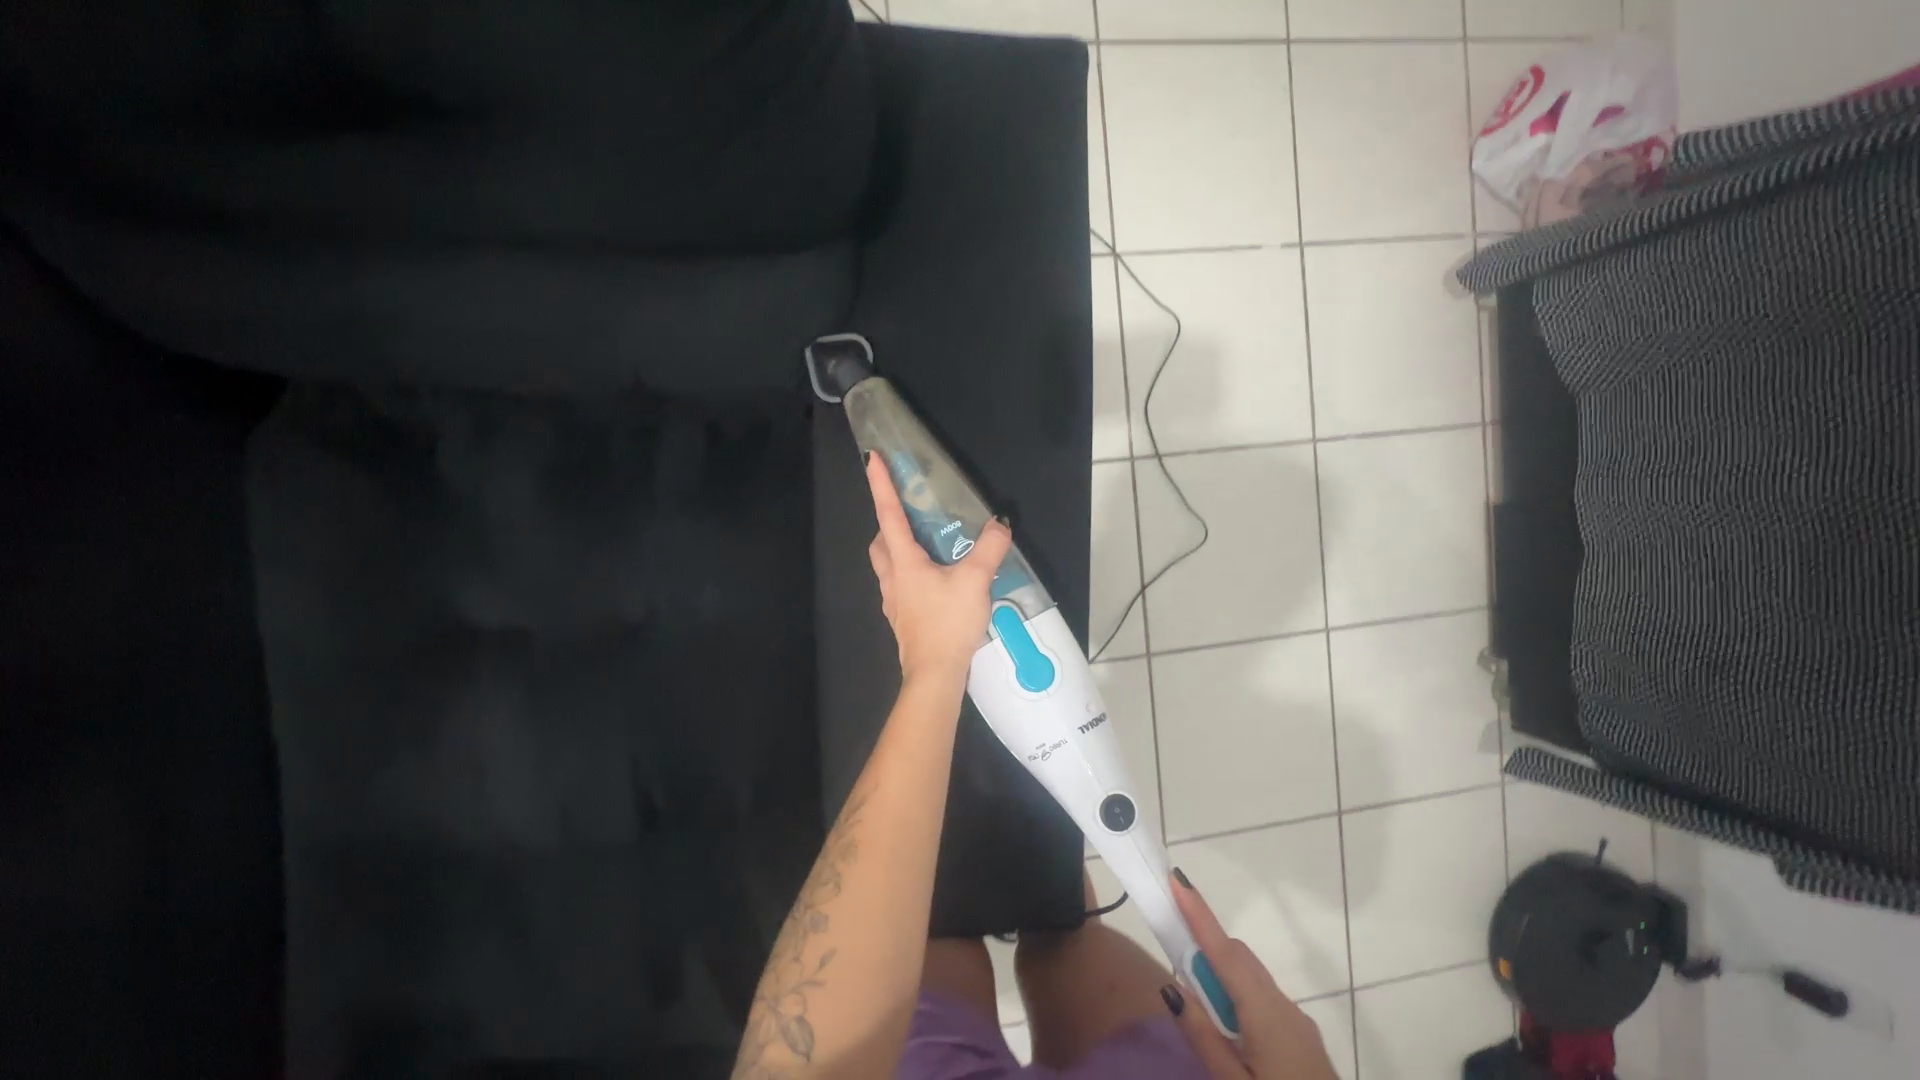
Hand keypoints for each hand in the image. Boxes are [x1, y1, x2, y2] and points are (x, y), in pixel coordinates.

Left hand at [864, 451, 1012, 694]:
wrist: (934, 673)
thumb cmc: (948, 623)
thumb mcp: (975, 581)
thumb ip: (988, 549)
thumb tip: (999, 525)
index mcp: (904, 561)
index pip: (888, 513)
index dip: (881, 485)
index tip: (872, 458)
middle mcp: (892, 577)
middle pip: (880, 542)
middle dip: (888, 523)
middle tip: (910, 514)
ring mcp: (894, 601)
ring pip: (887, 565)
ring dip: (898, 550)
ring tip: (926, 547)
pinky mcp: (902, 619)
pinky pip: (900, 586)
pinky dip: (910, 574)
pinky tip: (934, 583)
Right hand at [1163, 870, 1340, 1079]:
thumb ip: (1202, 1036)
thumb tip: (1174, 988)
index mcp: (1264, 1014)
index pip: (1224, 952)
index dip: (1198, 914)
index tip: (1177, 879)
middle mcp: (1282, 1005)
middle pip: (1238, 957)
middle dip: (1204, 943)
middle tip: (1171, 950)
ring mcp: (1296, 1019)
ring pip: (1251, 977)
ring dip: (1220, 974)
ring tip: (1197, 1005)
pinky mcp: (1301, 1034)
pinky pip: (1262, 998)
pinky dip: (1238, 995)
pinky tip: (1228, 1031)